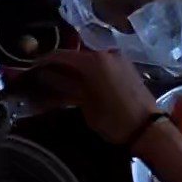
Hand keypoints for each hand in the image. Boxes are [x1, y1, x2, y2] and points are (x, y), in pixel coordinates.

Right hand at [35, 49, 160, 144]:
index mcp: (93, 61)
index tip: (31, 69)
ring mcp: (117, 57)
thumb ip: (66, 88)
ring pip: (88, 58)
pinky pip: (101, 62)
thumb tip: (47, 78)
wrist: (150, 128)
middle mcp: (105, 52)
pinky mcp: (126, 65)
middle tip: (44, 76)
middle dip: (59, 64)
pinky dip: (89, 69)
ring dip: (75, 67)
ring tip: (61, 80)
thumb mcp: (86, 106)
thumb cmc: (115, 120)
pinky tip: (82, 81)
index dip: (43, 61)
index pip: (60, 55)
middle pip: (75, 54)